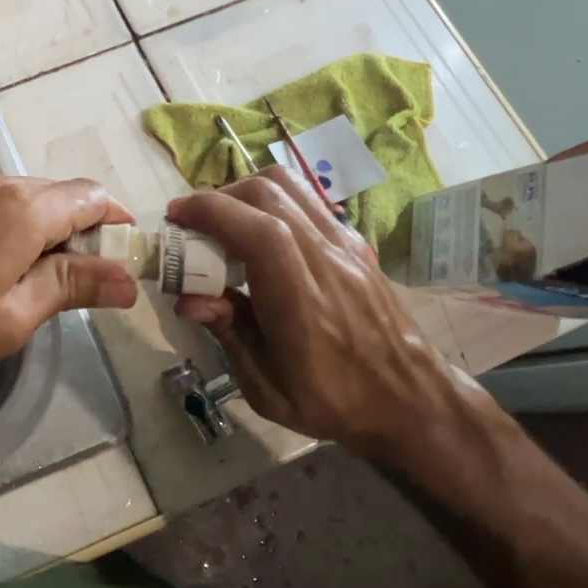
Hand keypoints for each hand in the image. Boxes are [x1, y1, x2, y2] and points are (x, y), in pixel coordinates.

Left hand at [0, 172, 139, 382]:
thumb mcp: (9, 317)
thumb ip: (68, 287)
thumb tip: (125, 277)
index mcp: (24, 208)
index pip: (94, 197)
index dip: (120, 226)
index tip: (127, 266)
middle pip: (62, 197)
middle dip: (84, 236)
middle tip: (85, 291)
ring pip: (26, 204)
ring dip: (46, 238)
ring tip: (39, 291)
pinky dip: (12, 235)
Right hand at [167, 165, 479, 457]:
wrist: (412, 400)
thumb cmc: (334, 402)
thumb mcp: (269, 389)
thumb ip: (229, 335)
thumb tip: (187, 299)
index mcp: (303, 305)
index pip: (259, 233)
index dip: (211, 212)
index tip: (176, 217)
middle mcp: (328, 262)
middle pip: (269, 193)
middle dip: (218, 197)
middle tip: (192, 224)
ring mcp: (346, 246)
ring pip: (289, 185)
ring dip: (244, 192)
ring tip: (224, 223)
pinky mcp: (354, 241)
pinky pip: (306, 199)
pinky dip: (271, 201)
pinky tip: (258, 232)